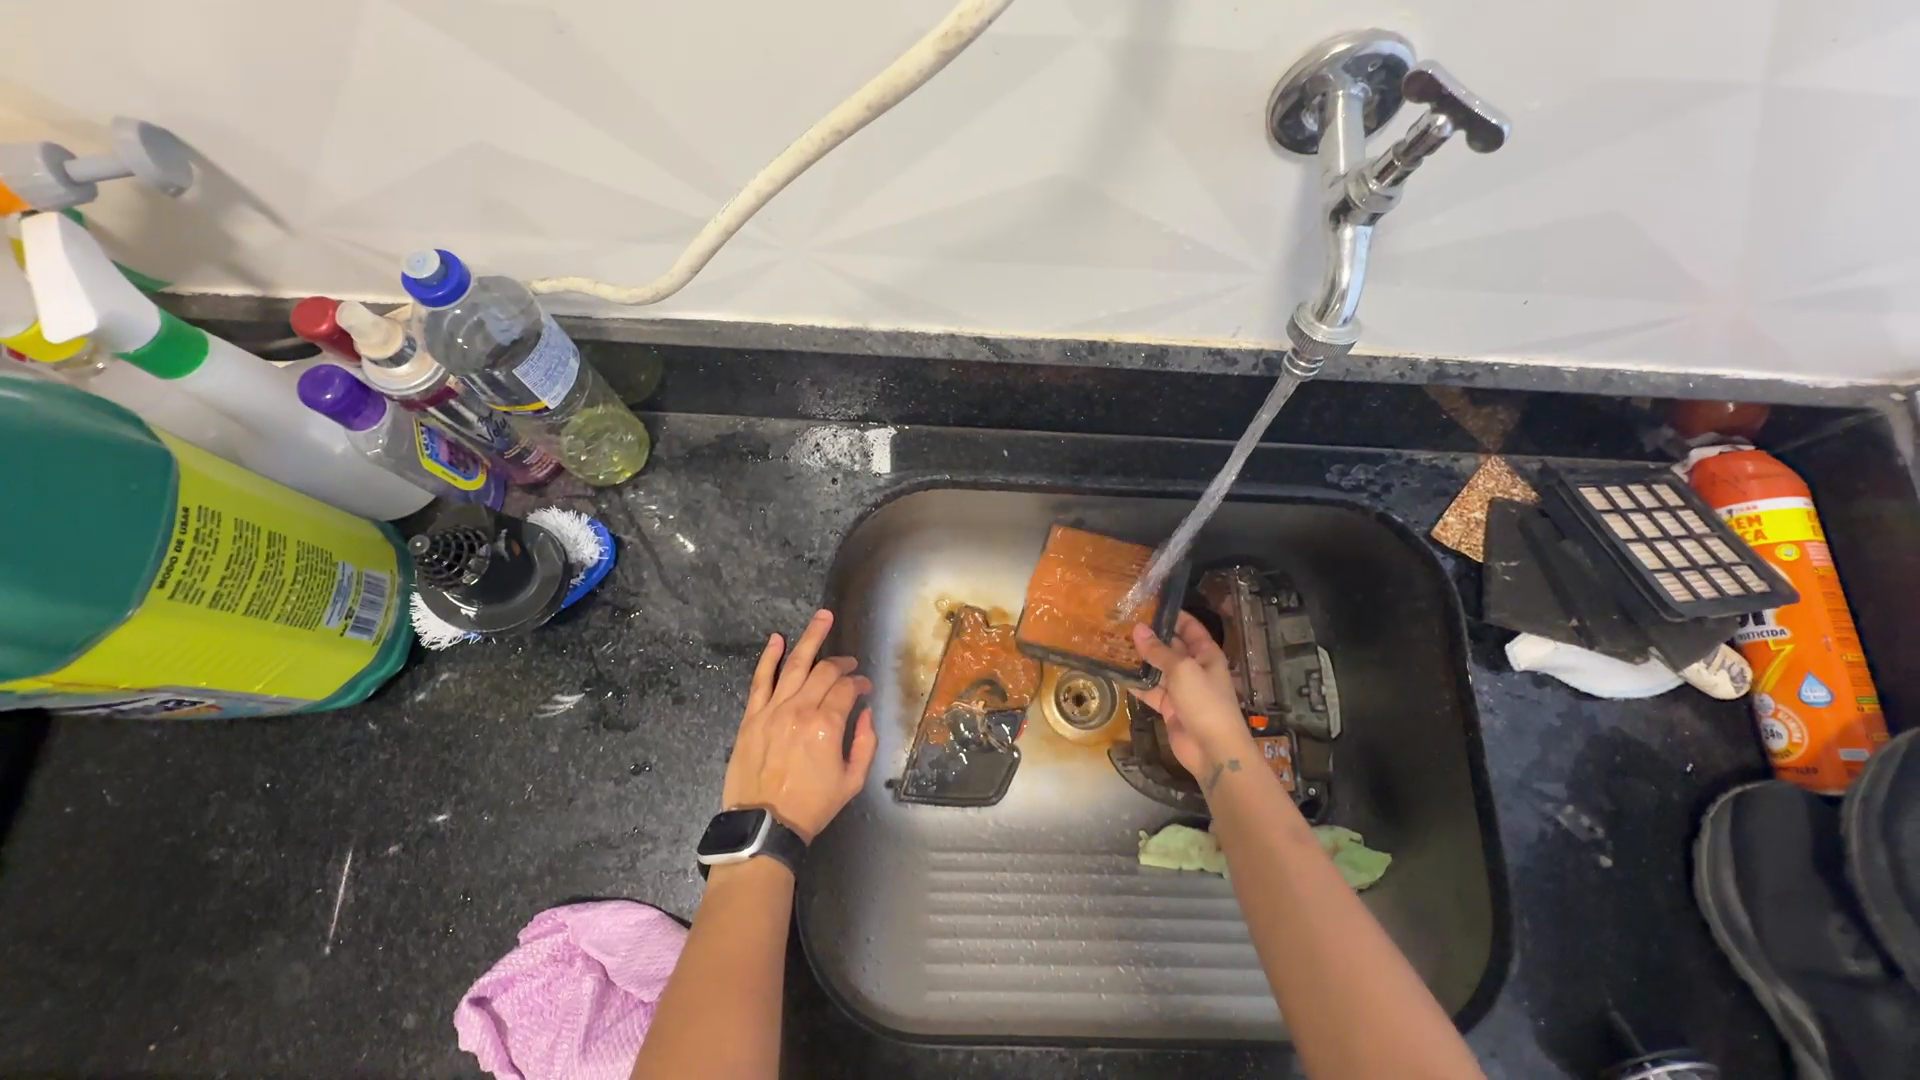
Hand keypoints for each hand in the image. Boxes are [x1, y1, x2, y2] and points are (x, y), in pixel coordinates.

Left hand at [721, 609, 876, 842]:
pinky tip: (777, 639)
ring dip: (810, 638)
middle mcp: (800, 709)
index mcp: (827, 725)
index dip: (859, 683)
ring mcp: (773, 710)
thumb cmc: (812, 806)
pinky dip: (770, 656)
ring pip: (795, 664)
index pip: (847, 689)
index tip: (864, 689)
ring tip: (822, 617)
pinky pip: (761, 679)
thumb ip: (865, 744)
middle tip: (849, 663)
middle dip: (841, 663)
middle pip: (824, 671)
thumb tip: (865, 715)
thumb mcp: (852, 781)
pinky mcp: (752, 716)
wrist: (764, 825)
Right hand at [1130, 613, 1256, 785]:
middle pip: (1171, 647)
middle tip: (1123, 623)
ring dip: (1140, 660)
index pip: (1190, 627)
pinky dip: (1136, 684)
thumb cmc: (1205, 702)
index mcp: (1206, 654)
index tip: (1149, 604)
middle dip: (1151, 637)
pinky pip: (1151, 691)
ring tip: (1114, 644)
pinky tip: (1117, 674)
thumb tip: (1138, 629)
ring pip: (1158, 669)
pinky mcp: (1169, 708)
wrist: (1213, 749)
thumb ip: (1158, 650)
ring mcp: (1182, 689)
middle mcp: (1195, 668)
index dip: (1173, 615)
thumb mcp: (1182, 670)